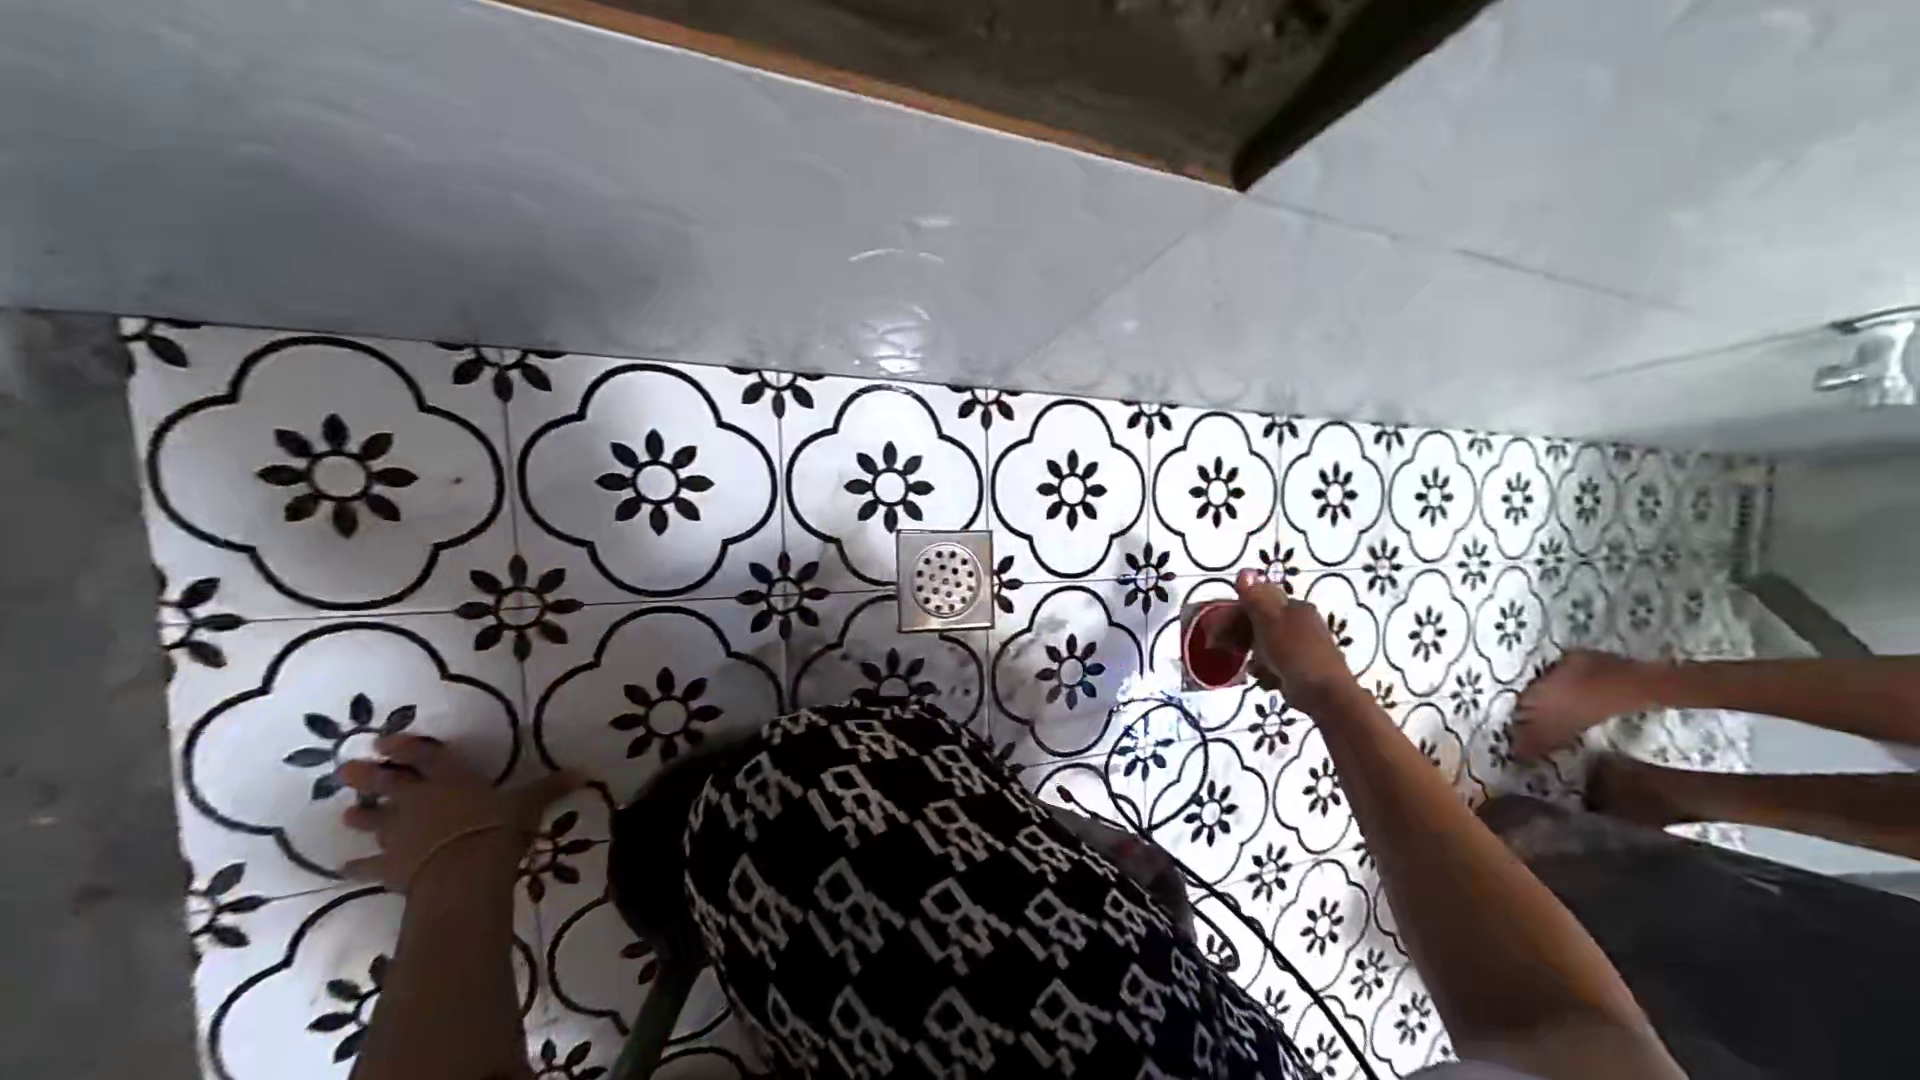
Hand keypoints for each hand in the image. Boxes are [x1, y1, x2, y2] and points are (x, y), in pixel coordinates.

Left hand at [339, 734, 580, 890]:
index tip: (385, 739)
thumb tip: (585, 772)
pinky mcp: (389, 866)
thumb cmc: (498, 826)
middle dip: (367, 775)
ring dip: (360, 817)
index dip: (407, 747)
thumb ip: (551, 787)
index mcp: (452, 778)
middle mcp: (419, 800)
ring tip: (347, 814)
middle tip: (344, 769)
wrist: (465, 871)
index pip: (426, 756)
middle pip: (388, 784)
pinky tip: (346, 867)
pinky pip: (368, 865)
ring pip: (373, 820)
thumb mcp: (531, 803)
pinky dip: (358, 865)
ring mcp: (399, 834)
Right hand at [1232, 568, 1360, 712]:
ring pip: (1266, 645)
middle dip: (1239, 635)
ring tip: (1246, 667)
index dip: (1233, 614)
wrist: (1324, 694)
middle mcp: (1301, 623)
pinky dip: (1265, 670)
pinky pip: (1275, 664)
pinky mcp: (1302, 669)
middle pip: (1260, 623)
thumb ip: (1254, 598)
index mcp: (1294, 608)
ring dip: (1252, 655)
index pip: (1257, 603)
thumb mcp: (1269, 621)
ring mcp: (1303, 647)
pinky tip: (1262, 679)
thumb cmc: (1294, 653)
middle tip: (1221, 649)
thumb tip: (1244, 571)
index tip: (1215, 632)